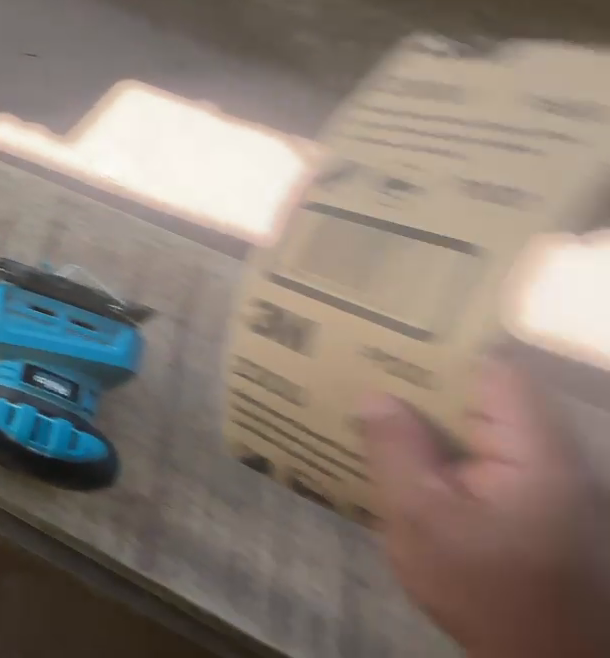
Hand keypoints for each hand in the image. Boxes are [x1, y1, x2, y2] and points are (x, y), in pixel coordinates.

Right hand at [360, 357, 606, 657]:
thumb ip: (397, 448)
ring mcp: (551, 485)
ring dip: (429, 409)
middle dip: (423, 375)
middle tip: (357, 357)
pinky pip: (487, 451)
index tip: (382, 329)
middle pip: (491, 393)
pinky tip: (397, 444)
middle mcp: (557, 461)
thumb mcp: (419, 516)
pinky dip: (443, 440)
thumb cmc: (478, 585)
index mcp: (537, 456)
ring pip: (486, 422)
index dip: (440, 346)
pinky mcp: (538, 506)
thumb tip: (376, 396)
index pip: (497, 373)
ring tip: (367, 393)